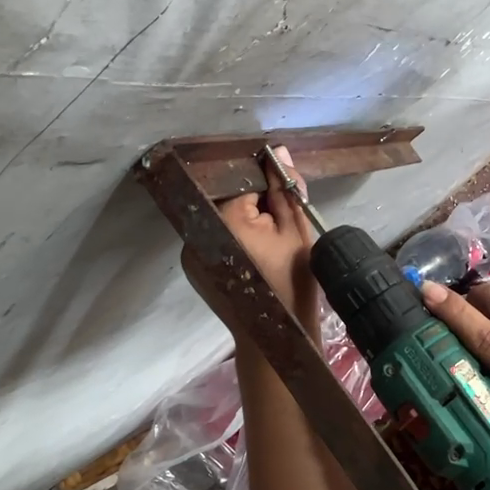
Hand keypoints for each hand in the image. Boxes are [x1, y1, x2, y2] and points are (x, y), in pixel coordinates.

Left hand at [184, 146, 321, 337]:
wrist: (274, 336)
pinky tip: (250, 257)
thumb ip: (286, 189)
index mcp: (225, 219)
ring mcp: (190, 250)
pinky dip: (230, 239)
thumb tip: (279, 152)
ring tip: (266, 245)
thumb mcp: (298, 231)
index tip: (282, 207)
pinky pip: (212, 237)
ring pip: (219, 218)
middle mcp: (199, 230)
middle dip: (253, 205)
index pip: (244, 183)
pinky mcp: (191, 265)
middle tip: (277, 229)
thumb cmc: (293, 283)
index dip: (266, 191)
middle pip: (228, 199)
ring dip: (241, 222)